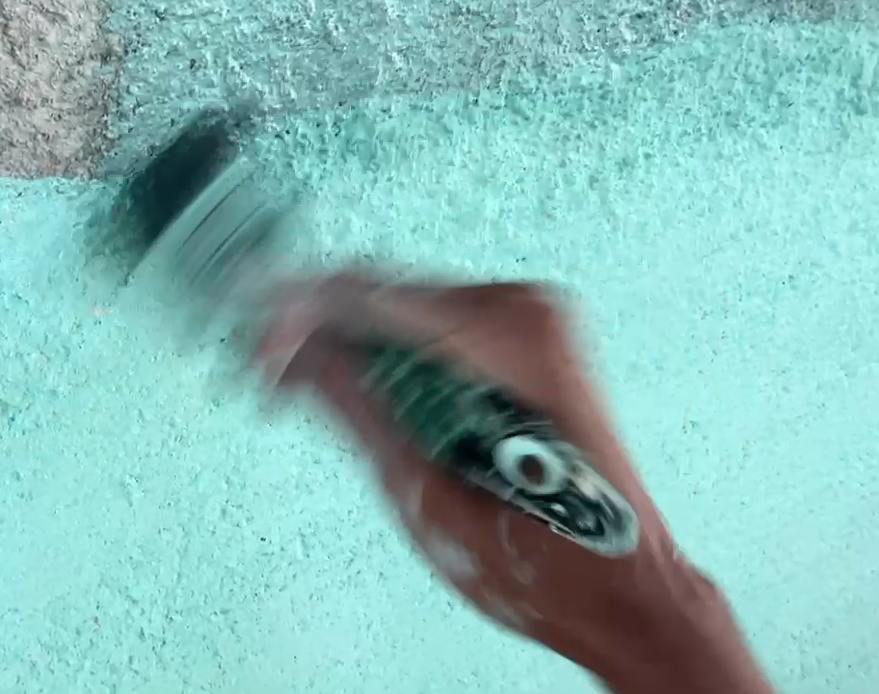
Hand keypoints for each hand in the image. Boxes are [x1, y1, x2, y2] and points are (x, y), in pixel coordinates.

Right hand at [258, 278, 771, 693]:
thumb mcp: (426, 493)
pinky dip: (370, 340)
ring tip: (286, 370)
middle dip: (308, 322)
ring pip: (392, 299)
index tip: (254, 327)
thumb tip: (296, 356)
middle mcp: (524, 312)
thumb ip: (356, 410)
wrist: (623, 587)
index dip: (299, 309)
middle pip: (380, 291)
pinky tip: (337, 366)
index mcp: (513, 343)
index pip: (374, 297)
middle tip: (260, 359)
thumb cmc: (555, 562)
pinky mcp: (513, 332)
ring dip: (333, 332)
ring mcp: (523, 317)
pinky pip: (418, 315)